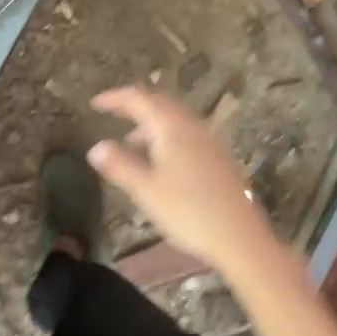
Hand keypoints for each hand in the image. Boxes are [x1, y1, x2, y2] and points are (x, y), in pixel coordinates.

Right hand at [87, 85, 276, 272]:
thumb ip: (119, 166)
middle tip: (113, 112)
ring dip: (150, 123)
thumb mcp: (146, 190)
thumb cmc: (189, 212)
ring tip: (131, 143)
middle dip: (134, 105)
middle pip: (159, 102)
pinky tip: (161, 162)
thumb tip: (95, 147)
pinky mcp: (218, 157)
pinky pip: (185, 133)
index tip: (95, 103)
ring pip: (174, 119)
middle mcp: (190, 125)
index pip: (138, 98)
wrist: (241, 238)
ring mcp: (208, 140)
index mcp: (171, 126)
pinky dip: (166, 136)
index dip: (114, 97)